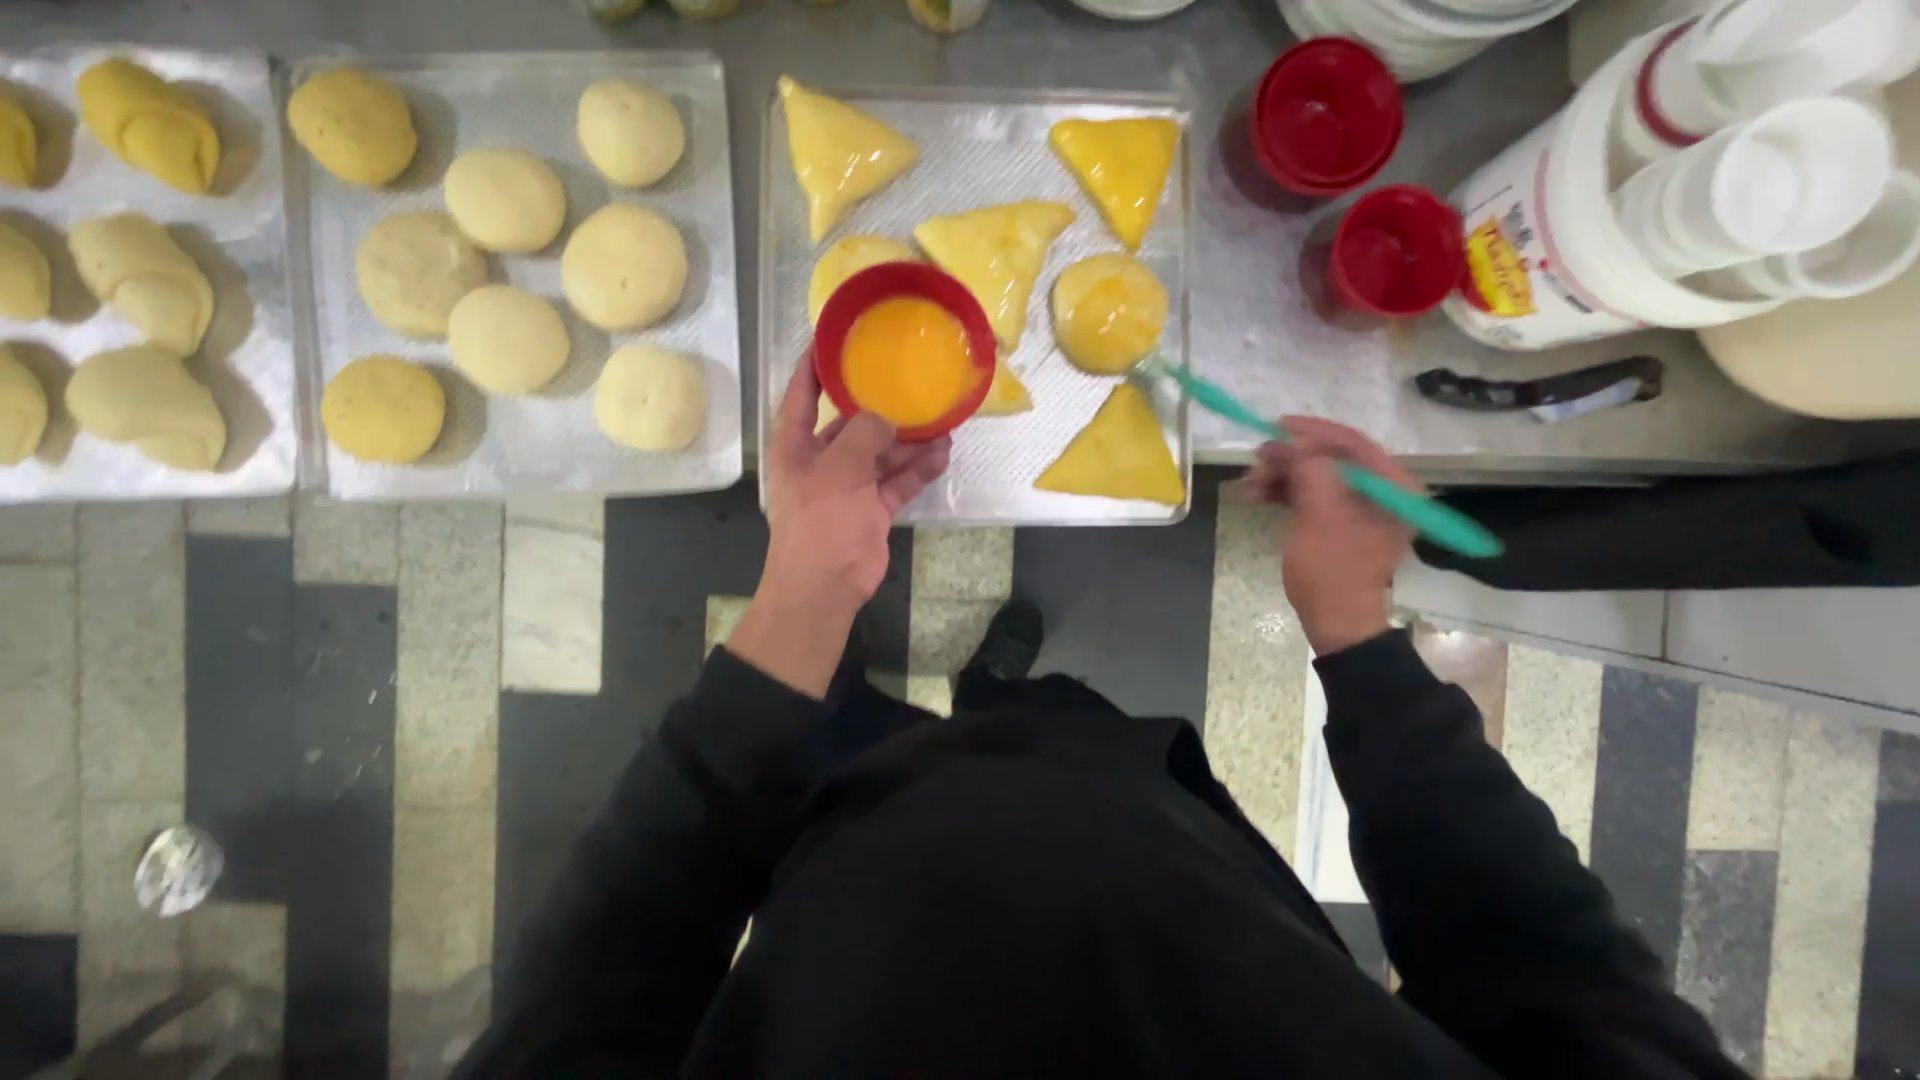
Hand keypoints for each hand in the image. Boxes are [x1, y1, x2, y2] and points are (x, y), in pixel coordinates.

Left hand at [730, 359, 950, 696]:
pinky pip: (897, 481)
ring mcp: (849, 486)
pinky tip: (942, 453)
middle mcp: (821, 461)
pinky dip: (917, 469)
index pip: (802, 395)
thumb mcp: (838, 468)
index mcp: (796, 445)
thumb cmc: (820, 521)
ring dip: (908, 440)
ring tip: (941, 419)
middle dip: (880, 407)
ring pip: (881, 453)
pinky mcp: (872, 509)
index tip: (833, 338)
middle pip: (851, 424)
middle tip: (910, 382)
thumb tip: (887, 419)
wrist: (825, 585)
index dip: (814, 365)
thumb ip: (864, 434)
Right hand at [1245, 417, 1418, 655]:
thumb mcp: (1319, 514)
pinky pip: (1314, 497)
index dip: (1313, 431)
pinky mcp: (1341, 525)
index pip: (1354, 443)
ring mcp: (1362, 510)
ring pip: (1318, 477)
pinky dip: (1287, 493)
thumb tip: (1294, 440)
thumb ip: (1310, 468)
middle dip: (1291, 457)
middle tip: (1256, 461)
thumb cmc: (1332, 569)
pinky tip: (1259, 495)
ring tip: (1250, 483)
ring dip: (1283, 475)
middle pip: (1333, 459)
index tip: (1276, 425)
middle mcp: (1385, 493)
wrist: (1337, 622)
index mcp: (1394, 487)